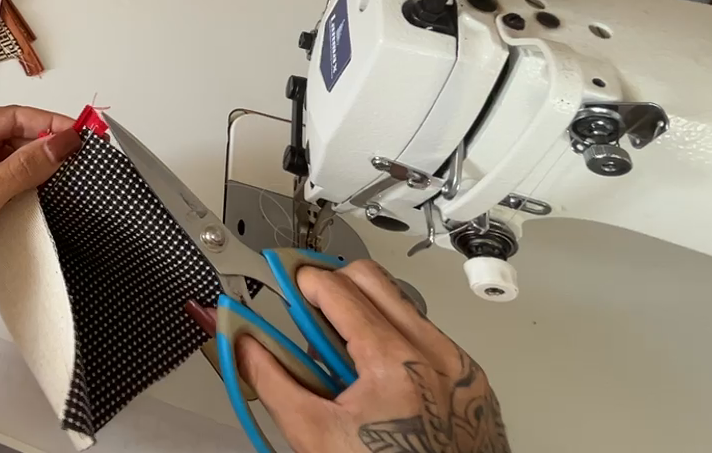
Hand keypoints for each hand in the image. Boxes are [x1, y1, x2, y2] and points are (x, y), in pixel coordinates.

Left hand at [0, 106, 80, 323]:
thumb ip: (22, 169)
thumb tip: (62, 142)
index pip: (13, 116)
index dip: (51, 124)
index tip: (87, 137)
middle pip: (10, 135)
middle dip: (44, 147)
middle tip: (83, 165)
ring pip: (3, 160)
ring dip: (31, 171)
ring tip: (67, 184)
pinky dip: (15, 189)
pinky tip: (36, 204)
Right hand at [240, 260, 509, 452]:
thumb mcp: (313, 435)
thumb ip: (267, 376)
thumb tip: (239, 338)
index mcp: (396, 365)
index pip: (334, 286)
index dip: (298, 280)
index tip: (278, 281)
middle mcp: (436, 356)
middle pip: (370, 277)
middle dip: (331, 284)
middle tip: (304, 308)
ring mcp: (461, 369)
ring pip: (398, 302)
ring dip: (360, 309)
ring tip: (337, 353)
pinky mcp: (473, 384)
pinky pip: (422, 332)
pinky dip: (389, 335)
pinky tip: (370, 374)